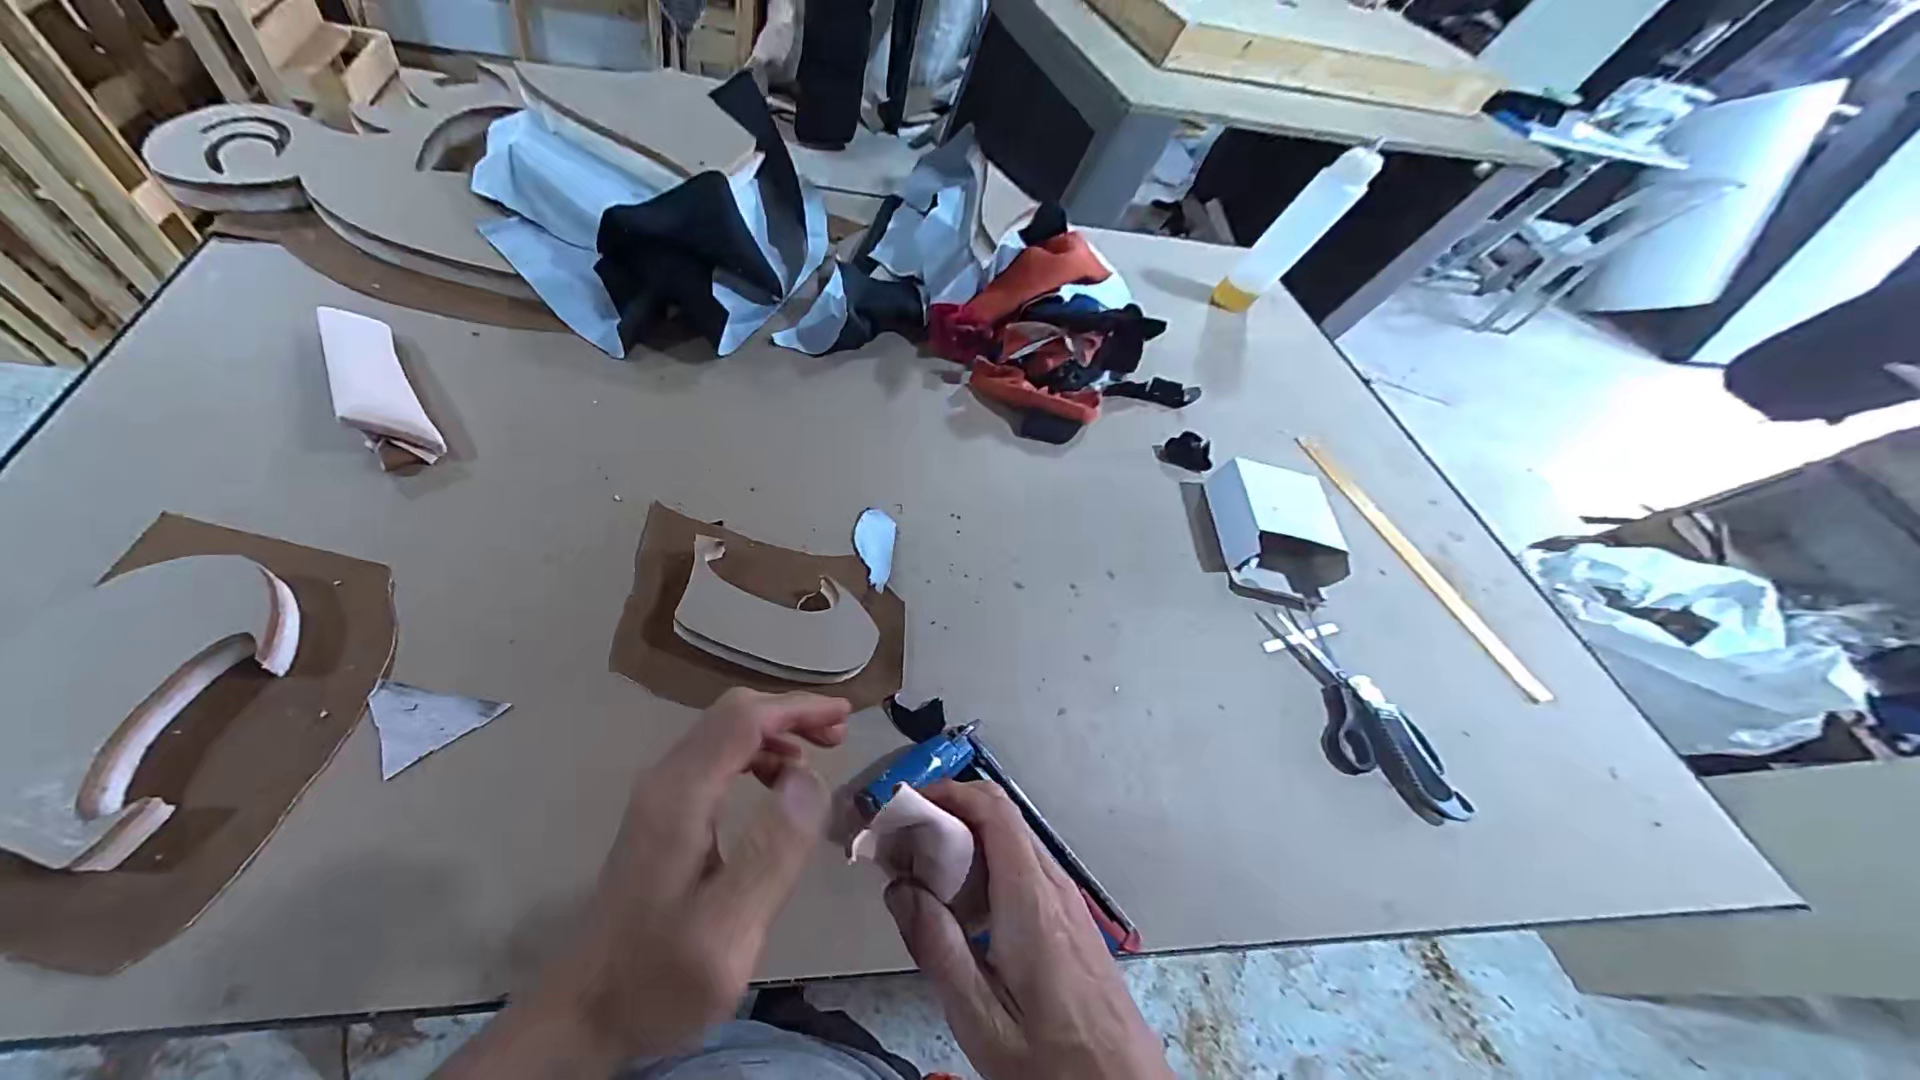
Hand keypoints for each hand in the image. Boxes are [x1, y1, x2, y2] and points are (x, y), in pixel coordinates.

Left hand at [437, 689, 849, 1078]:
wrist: (586, 1015)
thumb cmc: (659, 977)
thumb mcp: (727, 929)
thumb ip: (773, 851)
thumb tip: (810, 777)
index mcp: (680, 795)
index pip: (745, 719)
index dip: (798, 707)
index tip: (845, 716)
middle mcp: (666, 780)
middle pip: (734, 713)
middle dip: (791, 712)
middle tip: (838, 736)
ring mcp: (662, 794)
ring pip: (726, 732)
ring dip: (777, 731)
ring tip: (817, 756)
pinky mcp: (665, 812)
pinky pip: (718, 757)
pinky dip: (758, 754)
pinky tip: (777, 784)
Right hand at [885, 780, 1172, 1079]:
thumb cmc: (1055, 1062)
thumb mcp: (982, 1021)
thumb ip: (938, 949)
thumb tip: (900, 888)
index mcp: (1031, 900)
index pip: (994, 810)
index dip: (948, 794)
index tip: (907, 808)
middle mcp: (1053, 884)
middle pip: (999, 815)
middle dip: (947, 814)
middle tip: (904, 841)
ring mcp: (1065, 896)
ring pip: (1009, 837)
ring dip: (964, 838)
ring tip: (922, 870)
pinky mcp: (1068, 913)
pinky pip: (1021, 863)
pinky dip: (984, 862)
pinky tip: (960, 902)